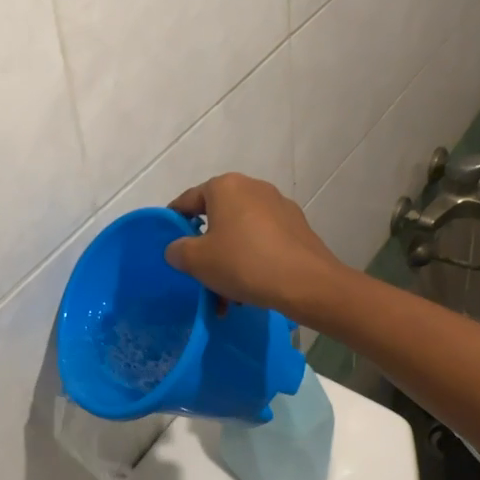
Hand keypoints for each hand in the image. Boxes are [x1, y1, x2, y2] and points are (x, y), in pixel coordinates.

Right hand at [164, 173, 349, 323]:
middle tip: (200, 274)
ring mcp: (279, 206)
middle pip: (217, 218)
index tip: (170, 245)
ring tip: (228, 292)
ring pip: (241, 232)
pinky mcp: (298, 227)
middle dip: (207, 248)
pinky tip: (252, 287)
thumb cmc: (244, 263)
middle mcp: (252, 188)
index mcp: (224, 186)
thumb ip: (177, 250)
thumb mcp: (195, 260)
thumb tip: (179, 249)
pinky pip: (264, 240)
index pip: (187, 201)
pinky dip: (253, 259)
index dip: (174, 223)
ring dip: (230, 258)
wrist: (308, 285)